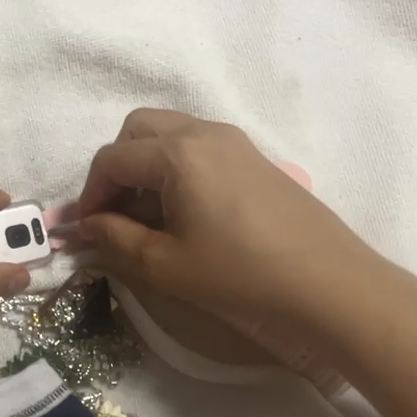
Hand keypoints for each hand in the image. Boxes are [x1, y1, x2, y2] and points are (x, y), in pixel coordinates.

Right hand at [75, 108, 400, 345]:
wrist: (330, 286)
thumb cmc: (240, 275)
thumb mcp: (165, 264)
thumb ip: (115, 238)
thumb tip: (86, 226)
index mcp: (176, 152)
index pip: (112, 160)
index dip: (90, 195)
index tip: (87, 231)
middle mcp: (203, 132)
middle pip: (138, 130)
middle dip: (116, 167)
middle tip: (115, 212)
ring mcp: (234, 140)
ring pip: (169, 133)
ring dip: (146, 164)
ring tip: (148, 213)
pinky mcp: (255, 157)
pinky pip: (198, 145)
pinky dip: (175, 165)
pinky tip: (185, 210)